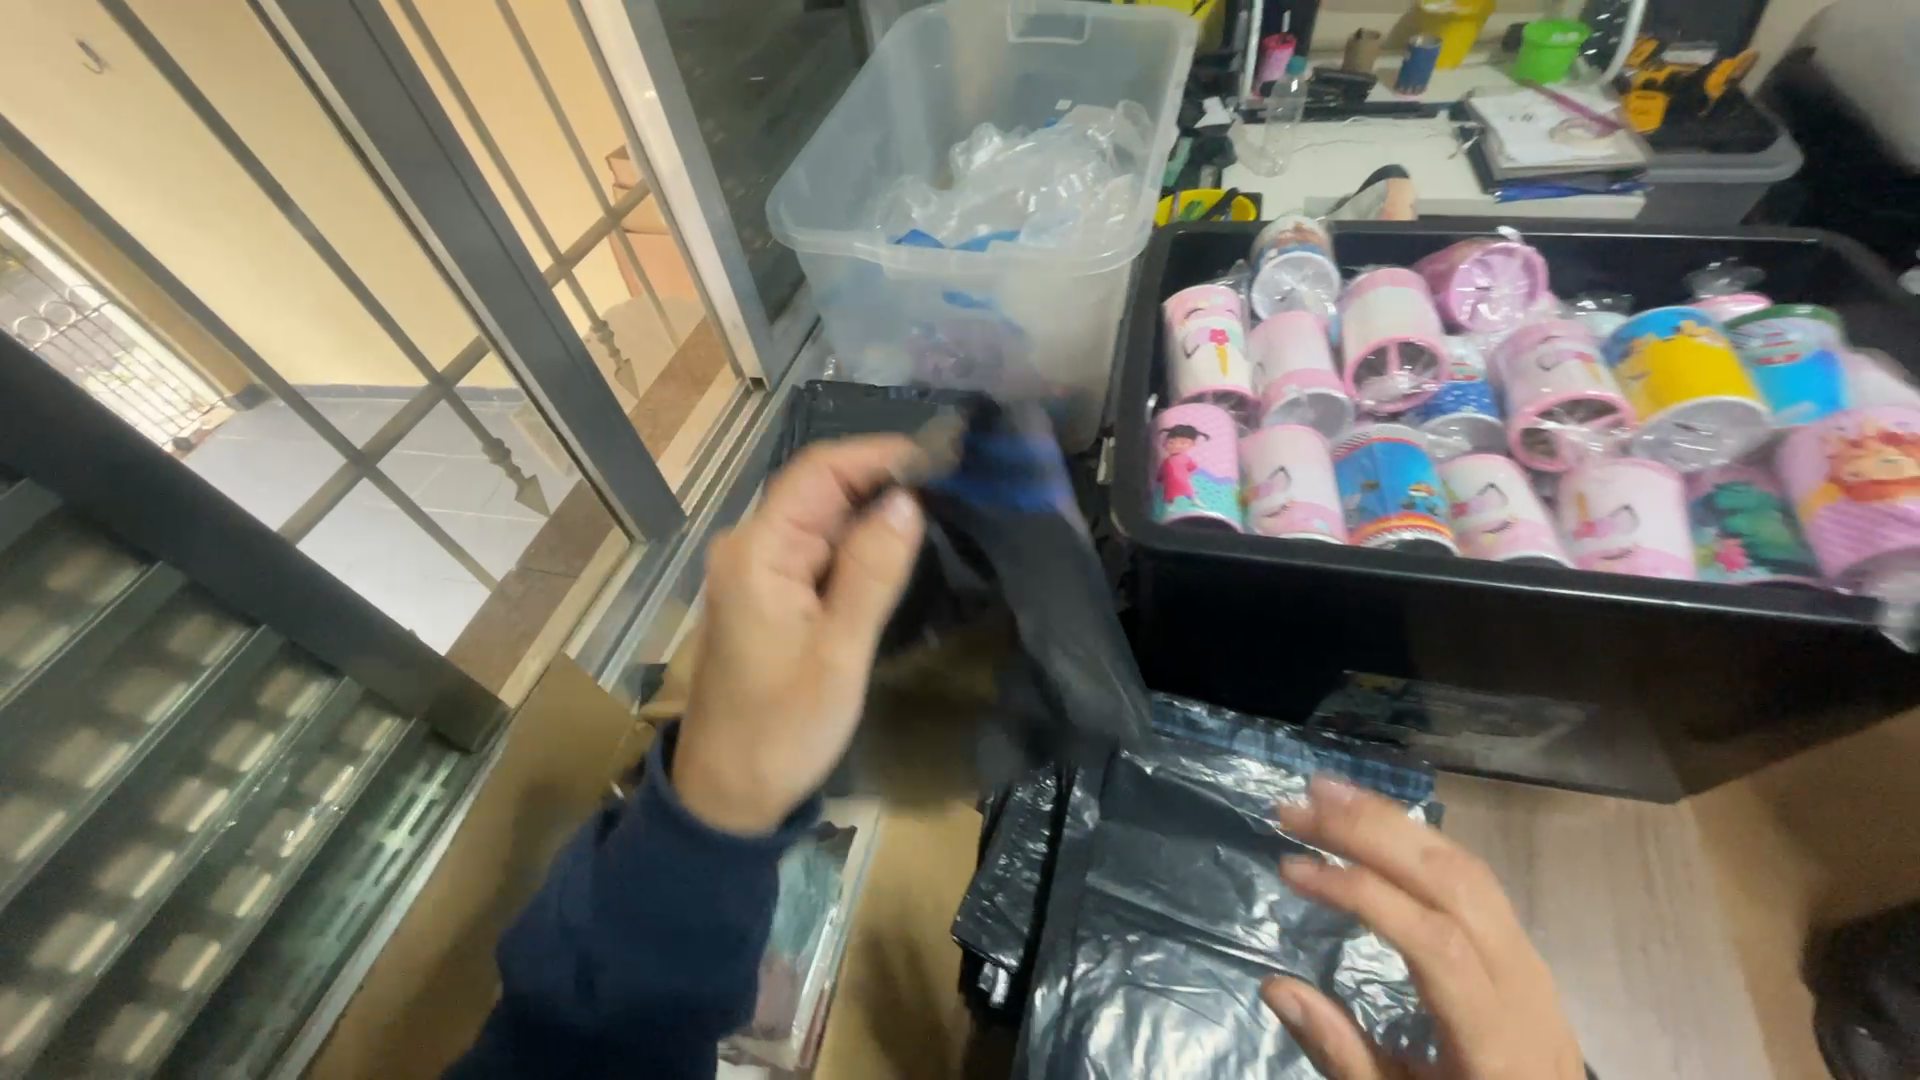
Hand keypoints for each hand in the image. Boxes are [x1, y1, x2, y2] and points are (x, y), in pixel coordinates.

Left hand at [672, 436, 925, 835]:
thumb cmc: (782, 729)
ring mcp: (758, 570)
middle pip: (820, 489)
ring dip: (875, 510)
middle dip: (883, 480)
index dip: (878, 454)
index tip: (940, 457)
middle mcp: (751, 547)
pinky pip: (819, 550)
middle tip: (953, 483)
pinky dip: (859, 543)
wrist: (728, 792)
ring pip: (823, 518)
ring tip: (940, 506)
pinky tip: (899, 546)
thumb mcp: (838, 652)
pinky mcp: (770, 593)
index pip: (819, 471)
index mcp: (758, 552)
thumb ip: (871, 571)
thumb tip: (908, 499)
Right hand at [1262, 776, 1585, 1079]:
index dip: (1359, 894)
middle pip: (1451, 883)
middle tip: (1296, 809)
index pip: (1432, 941)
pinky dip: (1414, 834)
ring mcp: (1527, 956)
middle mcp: (1522, 983)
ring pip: (1463, 865)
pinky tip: (1371, 818)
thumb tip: (1274, 984)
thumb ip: (1341, 1053)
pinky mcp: (1518, 942)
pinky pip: (1470, 871)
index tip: (1290, 869)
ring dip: (1389, 821)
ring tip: (1324, 792)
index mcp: (1497, 1038)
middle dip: (1368, 833)